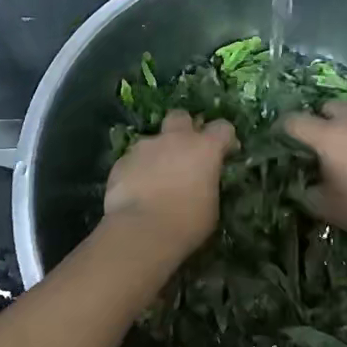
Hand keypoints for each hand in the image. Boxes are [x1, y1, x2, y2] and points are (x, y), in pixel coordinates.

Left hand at [104, 110, 235, 254]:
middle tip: (185, 151)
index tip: (224, 153)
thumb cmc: (187, 223)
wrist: (141, 230)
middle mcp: (174, 139)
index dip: (225, 138)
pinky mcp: (121, 160)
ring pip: (153, 140)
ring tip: (155, 178)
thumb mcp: (211, 206)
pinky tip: (137, 190)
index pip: (223, 128)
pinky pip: (133, 159)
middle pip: (181, 116)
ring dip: (157, 153)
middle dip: (184, 128)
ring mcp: (144, 147)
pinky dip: (137, 169)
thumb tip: (202, 182)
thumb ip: (207, 184)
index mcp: (204, 148)